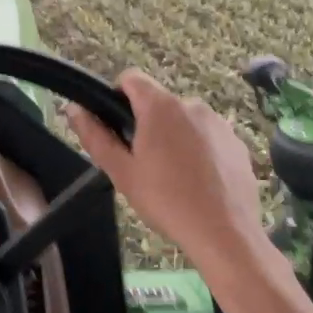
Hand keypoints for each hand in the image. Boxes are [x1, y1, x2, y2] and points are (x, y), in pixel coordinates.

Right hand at [62, 70, 261, 259]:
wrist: (225, 234)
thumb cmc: (166, 200)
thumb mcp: (121, 171)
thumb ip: (95, 136)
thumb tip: (74, 109)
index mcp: (160, 106)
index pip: (131, 78)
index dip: (117, 96)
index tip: (116, 127)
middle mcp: (192, 105)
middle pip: (159, 103)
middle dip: (148, 123)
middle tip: (142, 162)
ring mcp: (220, 124)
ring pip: (185, 121)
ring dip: (175, 137)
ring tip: (173, 177)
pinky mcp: (238, 144)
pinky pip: (209, 138)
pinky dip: (200, 151)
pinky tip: (199, 183)